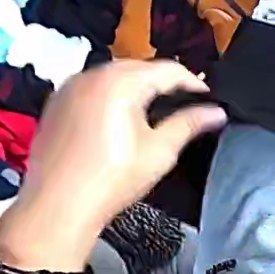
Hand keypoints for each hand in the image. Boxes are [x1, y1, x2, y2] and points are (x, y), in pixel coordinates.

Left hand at [0, 61, 225, 268]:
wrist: (58, 205)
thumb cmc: (110, 180)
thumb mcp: (161, 150)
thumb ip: (190, 124)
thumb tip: (217, 113)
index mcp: (120, 82)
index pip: (168, 69)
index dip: (194, 83)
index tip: (209, 99)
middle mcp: (91, 76)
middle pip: (140, 68)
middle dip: (165, 84)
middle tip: (187, 106)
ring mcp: (70, 87)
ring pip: (116, 77)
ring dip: (139, 89)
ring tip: (158, 114)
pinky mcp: (58, 103)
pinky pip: (94, 89)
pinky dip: (114, 97)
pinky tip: (124, 122)